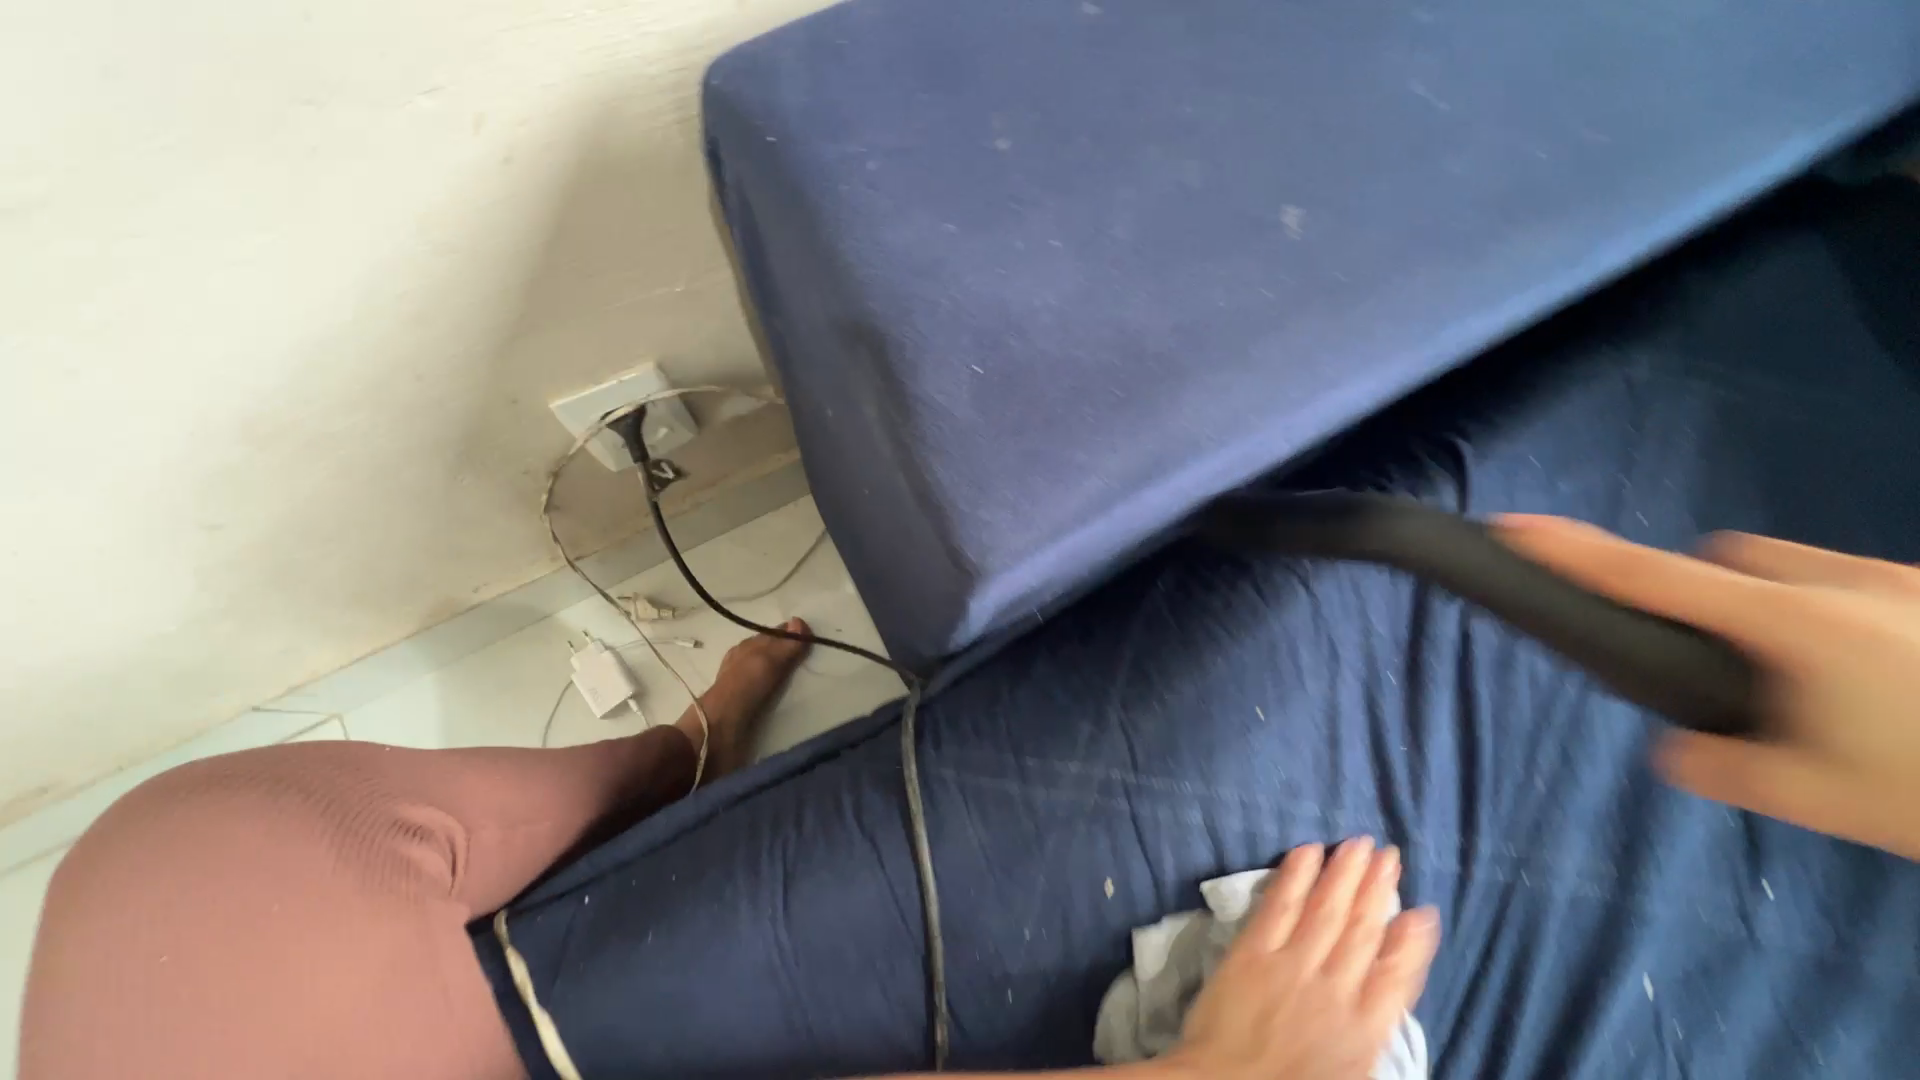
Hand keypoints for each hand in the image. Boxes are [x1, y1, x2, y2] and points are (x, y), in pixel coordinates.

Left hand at [1162, 838, 1440, 1079]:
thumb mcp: (1350, 1072)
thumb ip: (1369, 1031)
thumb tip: (1387, 993)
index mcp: (1364, 1030)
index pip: (1396, 974)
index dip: (1411, 939)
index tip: (1423, 910)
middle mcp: (1334, 990)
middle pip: (1362, 930)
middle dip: (1378, 889)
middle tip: (1389, 854)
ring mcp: (1291, 966)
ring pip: (1326, 910)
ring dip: (1345, 874)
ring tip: (1357, 844)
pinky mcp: (1251, 952)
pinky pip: (1279, 906)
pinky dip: (1295, 876)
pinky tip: (1308, 851)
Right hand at [1500, 515, 1919, 859]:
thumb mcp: (1819, 798)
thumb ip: (1723, 768)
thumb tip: (1679, 751)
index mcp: (1791, 626)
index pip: (1650, 579)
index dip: (1575, 553)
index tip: (1514, 527)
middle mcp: (1845, 587)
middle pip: (1734, 558)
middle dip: (1710, 594)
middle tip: (1728, 663)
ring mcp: (1908, 587)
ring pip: (1805, 572)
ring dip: (1785, 608)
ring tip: (1832, 685)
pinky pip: (1872, 593)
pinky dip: (1855, 625)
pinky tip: (1899, 686)